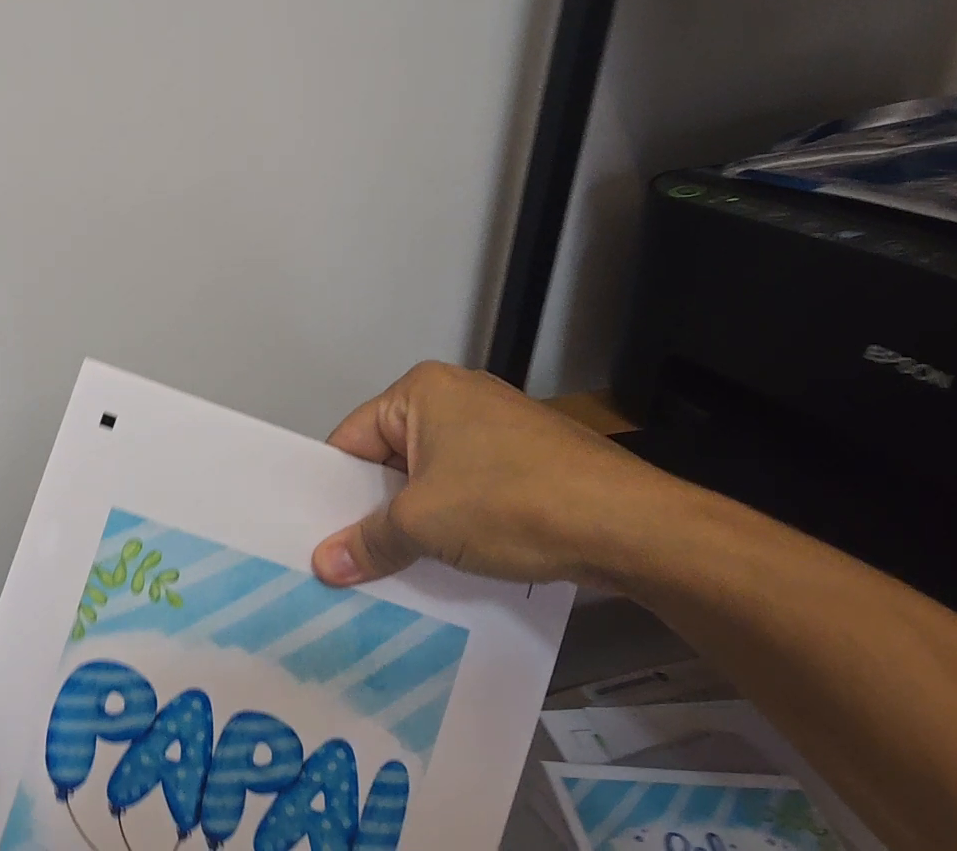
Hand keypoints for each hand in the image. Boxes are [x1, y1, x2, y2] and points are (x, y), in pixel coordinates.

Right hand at [309, 361, 683, 588]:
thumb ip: (367, 542)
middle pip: (391, 457)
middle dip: (377, 507)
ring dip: (417, 518)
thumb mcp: (423, 525)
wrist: (636, 527)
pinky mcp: (531, 458)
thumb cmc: (512, 503)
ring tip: (396, 562)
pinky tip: (451, 556)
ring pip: (432, 477)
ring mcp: (499, 426)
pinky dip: (456, 519)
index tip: (320, 531)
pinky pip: (470, 486)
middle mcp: (458, 396)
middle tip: (351, 553)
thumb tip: (323, 567)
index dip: (334, 488)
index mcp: (422, 389)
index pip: (353, 439)